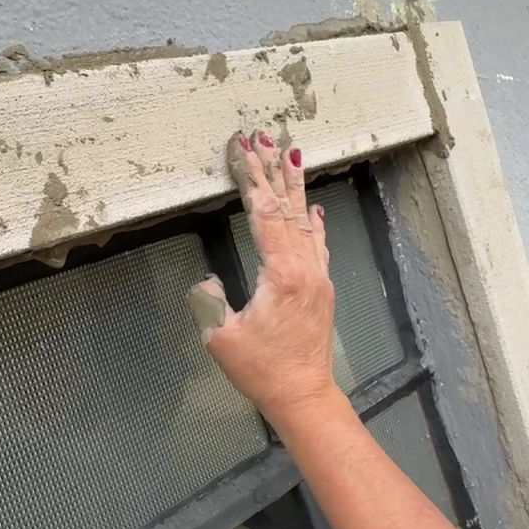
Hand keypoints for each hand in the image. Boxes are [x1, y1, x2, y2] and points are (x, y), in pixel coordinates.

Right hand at [190, 128, 340, 426]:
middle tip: (265, 134)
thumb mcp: (220, 337)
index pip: (265, 214)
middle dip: (273, 169)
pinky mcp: (321, 288)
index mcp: (282, 274)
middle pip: (288, 208)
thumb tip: (207, 279)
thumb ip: (208, 300)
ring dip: (295, 187)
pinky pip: (318, 244)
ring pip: (306, 221)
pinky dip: (313, 222)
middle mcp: (306, 268)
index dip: (252, 178)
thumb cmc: (260, 370)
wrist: (303, 395)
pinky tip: (314, 208)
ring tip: (290, 154)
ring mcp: (318, 277)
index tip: (244, 147)